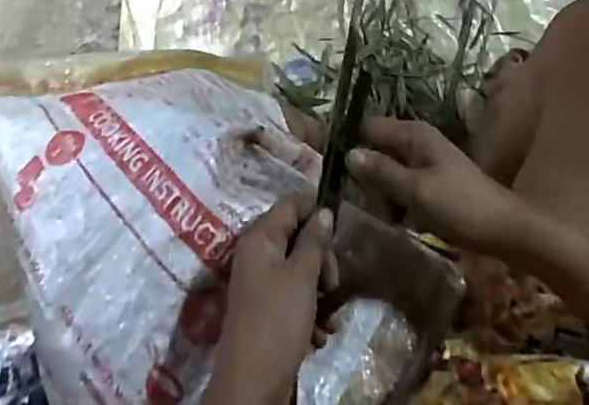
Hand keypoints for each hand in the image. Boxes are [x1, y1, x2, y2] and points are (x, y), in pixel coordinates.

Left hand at [206, 196, 334, 404]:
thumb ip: (314, 241)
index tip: (337, 235)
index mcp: (260, 237)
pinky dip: (311, 311)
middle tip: (333, 282)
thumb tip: (324, 211)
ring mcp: (261, 283)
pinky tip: (321, 334)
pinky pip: (294, 296)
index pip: (292, 202)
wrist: (251, 387)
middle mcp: (258, 254)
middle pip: (298, 236)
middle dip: (322, 257)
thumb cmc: (277, 321)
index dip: (316, 211)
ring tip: (330, 317)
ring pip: (300, 269)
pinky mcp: (267, 311)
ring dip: (320, 289)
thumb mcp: (302, 276)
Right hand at [345, 118, 535, 254]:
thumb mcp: (415, 192)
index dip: (352, 147)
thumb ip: (381, 172)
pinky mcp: (432, 180)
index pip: (368, 128)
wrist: (505, 230)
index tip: (339, 176)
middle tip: (379, 209)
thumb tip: (348, 153)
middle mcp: (417, 140)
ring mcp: (426, 160)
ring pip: (388, 172)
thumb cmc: (460, 206)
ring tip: (395, 220)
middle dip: (370, 180)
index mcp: (413, 134)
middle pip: (376, 152)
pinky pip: (403, 185)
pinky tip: (406, 222)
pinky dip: (399, 202)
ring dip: (384, 196)